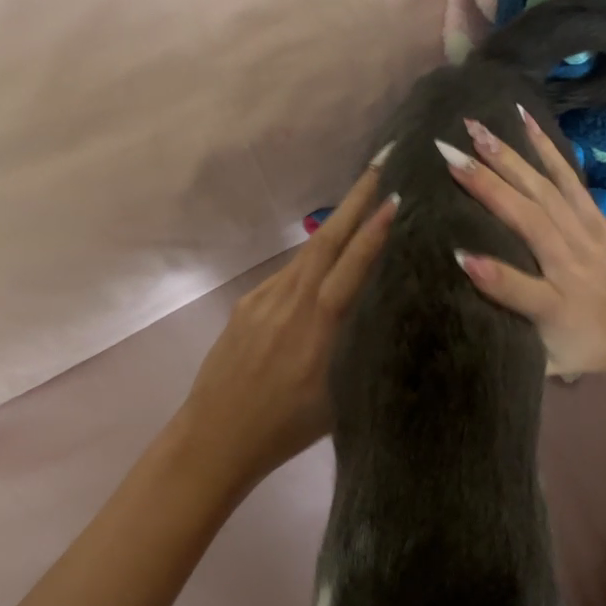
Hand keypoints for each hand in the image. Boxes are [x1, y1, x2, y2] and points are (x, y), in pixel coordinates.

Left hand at [174, 153, 397, 485]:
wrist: (211, 440)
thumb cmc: (282, 430)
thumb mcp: (337, 401)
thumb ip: (357, 354)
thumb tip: (381, 320)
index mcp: (316, 328)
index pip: (351, 267)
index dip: (374, 231)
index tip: (395, 197)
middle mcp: (289, 303)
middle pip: (327, 241)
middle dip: (354, 201)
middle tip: (379, 165)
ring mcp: (263, 300)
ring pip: (307, 255)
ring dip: (335, 227)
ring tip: (361, 205)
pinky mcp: (245, 306)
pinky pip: (287, 276)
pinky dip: (311, 261)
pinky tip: (322, 265)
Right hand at [444, 110, 605, 389]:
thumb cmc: (592, 345)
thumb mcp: (552, 360)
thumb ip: (514, 341)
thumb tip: (468, 310)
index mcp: (557, 306)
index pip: (522, 291)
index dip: (493, 276)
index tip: (456, 254)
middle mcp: (571, 263)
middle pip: (530, 221)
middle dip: (487, 186)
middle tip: (446, 154)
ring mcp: (586, 232)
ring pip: (544, 189)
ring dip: (508, 157)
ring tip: (475, 129)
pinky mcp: (595, 214)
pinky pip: (567, 176)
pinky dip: (545, 146)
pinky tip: (522, 119)